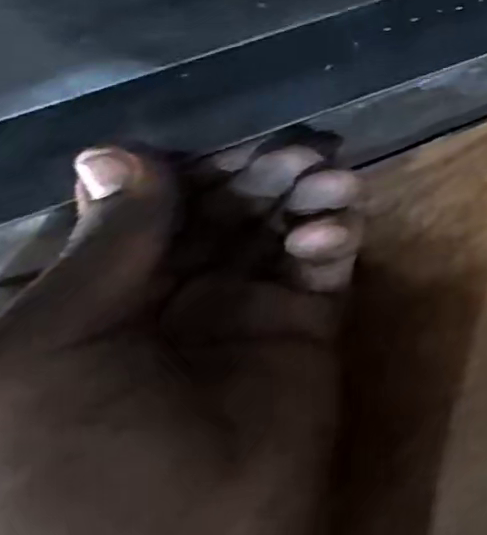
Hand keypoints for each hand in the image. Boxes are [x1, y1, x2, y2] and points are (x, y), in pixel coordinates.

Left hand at [0, 142, 361, 534]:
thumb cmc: (62, 455)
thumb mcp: (40, 351)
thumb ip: (98, 248)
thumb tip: (120, 152)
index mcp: (79, 304)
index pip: (137, 212)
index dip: (183, 170)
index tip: (229, 142)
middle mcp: (161, 297)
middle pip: (221, 211)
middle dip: (262, 175)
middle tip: (303, 153)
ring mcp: (240, 308)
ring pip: (282, 226)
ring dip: (310, 194)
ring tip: (333, 180)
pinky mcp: (306, 320)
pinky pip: (326, 262)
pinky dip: (335, 234)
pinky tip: (330, 233)